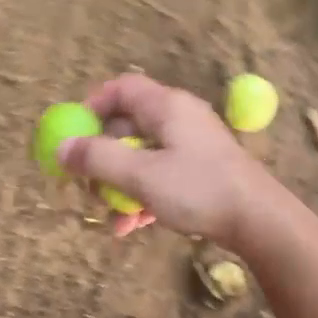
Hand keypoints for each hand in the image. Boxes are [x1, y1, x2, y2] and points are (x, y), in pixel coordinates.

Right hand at [56, 73, 278, 245]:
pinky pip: (159, 180)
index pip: (122, 90)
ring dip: (120, 189)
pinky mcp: (198, 174)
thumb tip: (63, 148)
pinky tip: (132, 228)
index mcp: (166, 108)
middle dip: (103, 160)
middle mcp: (179, 120)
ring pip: (141, 160)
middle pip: (128, 129)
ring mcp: (190, 148)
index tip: (72, 138)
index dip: (92, 109)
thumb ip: (98, 161)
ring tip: (113, 220)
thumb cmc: (198, 190)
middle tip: (89, 188)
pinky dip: (141, 200)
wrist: (254, 219)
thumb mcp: (141, 176)